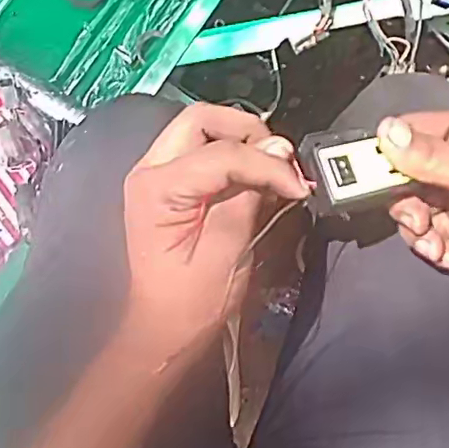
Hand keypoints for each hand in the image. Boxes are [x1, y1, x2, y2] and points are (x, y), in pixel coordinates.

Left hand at [121, 104, 308, 356]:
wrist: (164, 328)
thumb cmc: (192, 302)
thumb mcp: (228, 251)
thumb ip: (251, 195)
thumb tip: (280, 152)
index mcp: (158, 188)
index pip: (222, 153)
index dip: (267, 163)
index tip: (298, 184)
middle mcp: (149, 169)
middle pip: (203, 119)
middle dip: (248, 132)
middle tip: (280, 162)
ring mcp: (155, 172)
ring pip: (203, 128)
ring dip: (241, 141)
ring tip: (270, 171)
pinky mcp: (168, 181)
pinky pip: (202, 148)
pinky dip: (233, 154)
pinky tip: (254, 179)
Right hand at [375, 110, 448, 295]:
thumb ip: (432, 157)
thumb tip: (384, 131)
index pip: (408, 133)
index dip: (385, 157)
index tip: (368, 182)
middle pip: (404, 176)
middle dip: (407, 207)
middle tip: (418, 224)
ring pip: (415, 209)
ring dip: (422, 233)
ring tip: (441, 248)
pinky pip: (431, 232)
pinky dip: (437, 248)